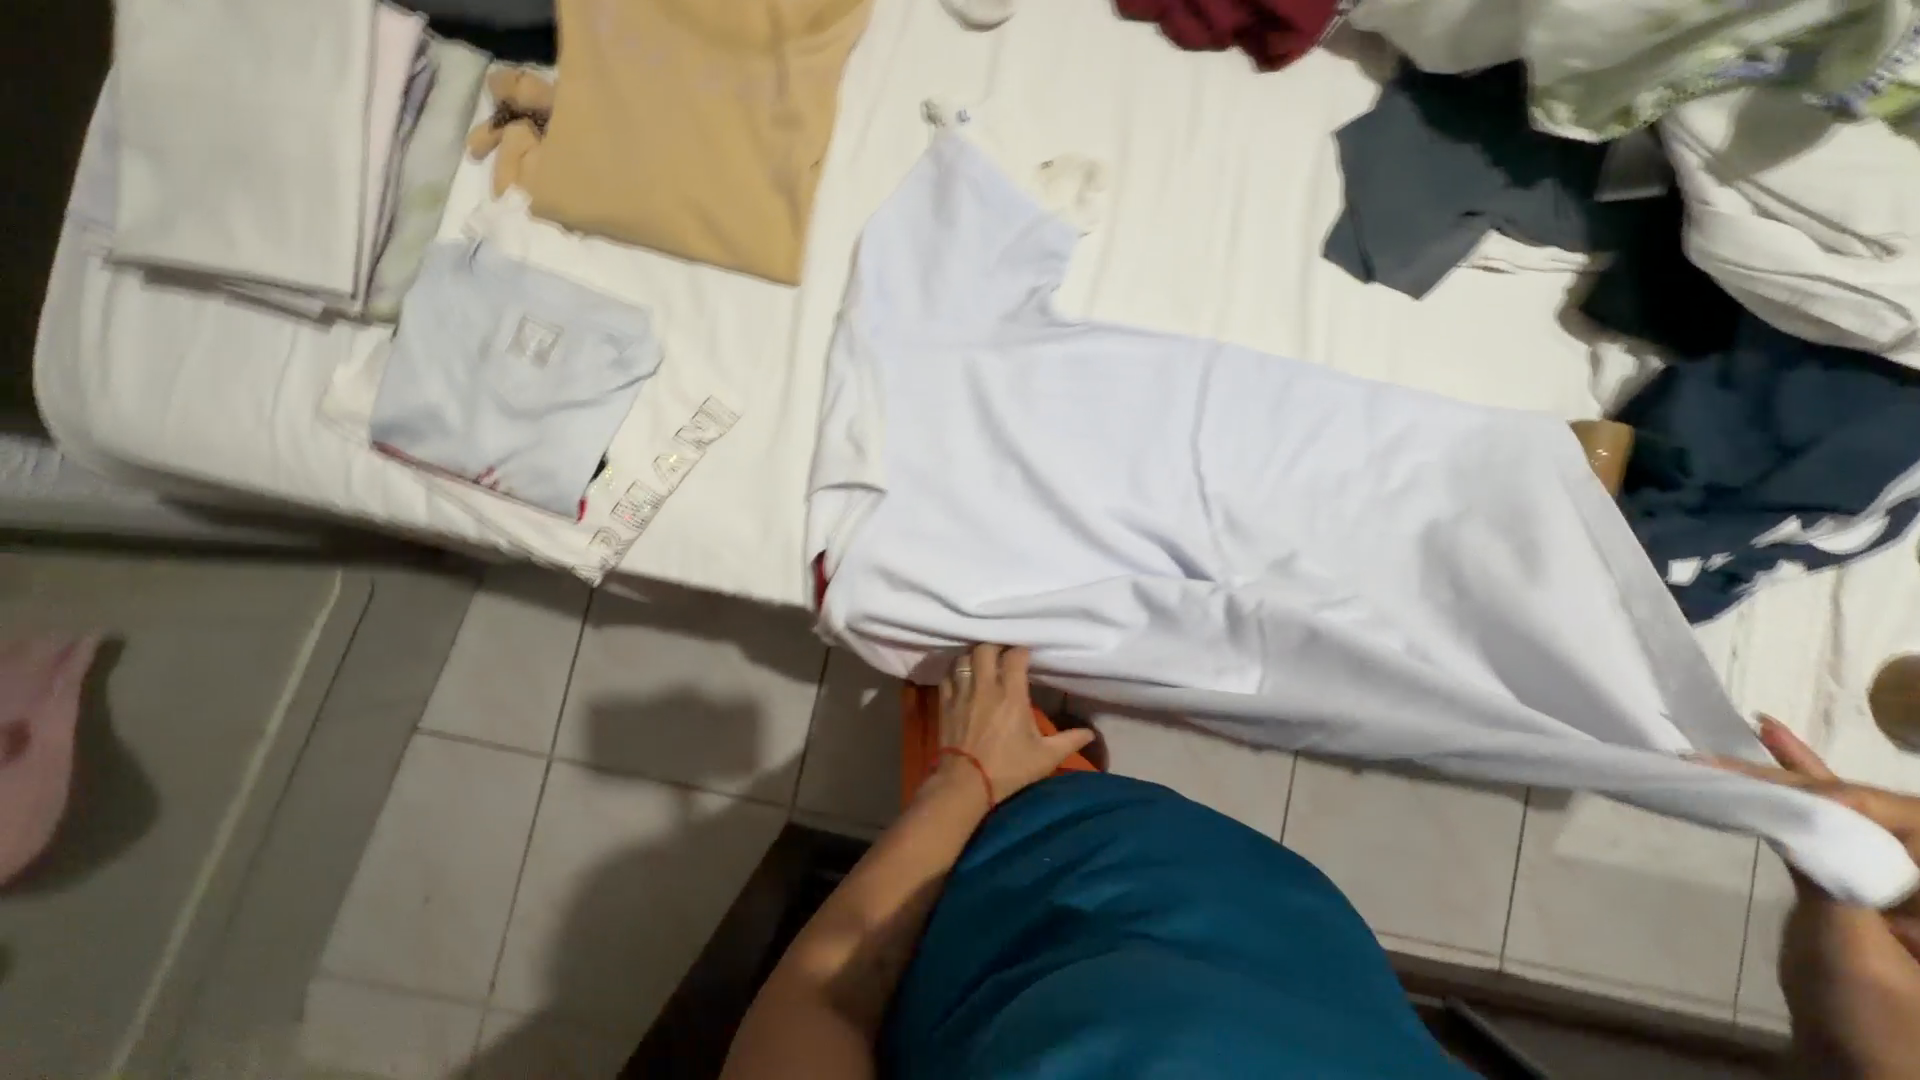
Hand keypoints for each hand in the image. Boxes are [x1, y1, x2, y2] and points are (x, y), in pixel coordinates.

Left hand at [935, 644, 1093, 805]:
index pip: (1014, 656)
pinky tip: (962, 678)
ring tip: (982, 663)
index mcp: (1011, 695)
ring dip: (974, 657)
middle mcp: (985, 686)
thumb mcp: (1045, 757)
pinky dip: (955, 672)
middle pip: (985, 648)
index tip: (1026, 656)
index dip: (1021, 651)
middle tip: (1003, 655)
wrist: (966, 783)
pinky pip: (948, 675)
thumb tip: (1091, 733)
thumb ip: (1069, 741)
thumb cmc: (1008, 768)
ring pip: (964, 658)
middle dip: (995, 647)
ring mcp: (962, 692)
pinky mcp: (945, 702)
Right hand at [1709, 717, 1919, 1077]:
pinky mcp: (1878, 884)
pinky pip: (1848, 827)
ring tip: (1750, 736)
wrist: (1867, 1076)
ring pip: (1858, 813)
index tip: (1775, 792)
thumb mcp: (1851, 955)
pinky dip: (1809, 788)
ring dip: (1798, 778)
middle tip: (1726, 761)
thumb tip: (1794, 812)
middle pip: (1880, 811)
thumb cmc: (1873, 1028)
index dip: (1843, 799)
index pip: (1908, 822)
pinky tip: (1775, 744)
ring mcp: (1912, 882)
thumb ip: (1833, 879)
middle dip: (1805, 783)